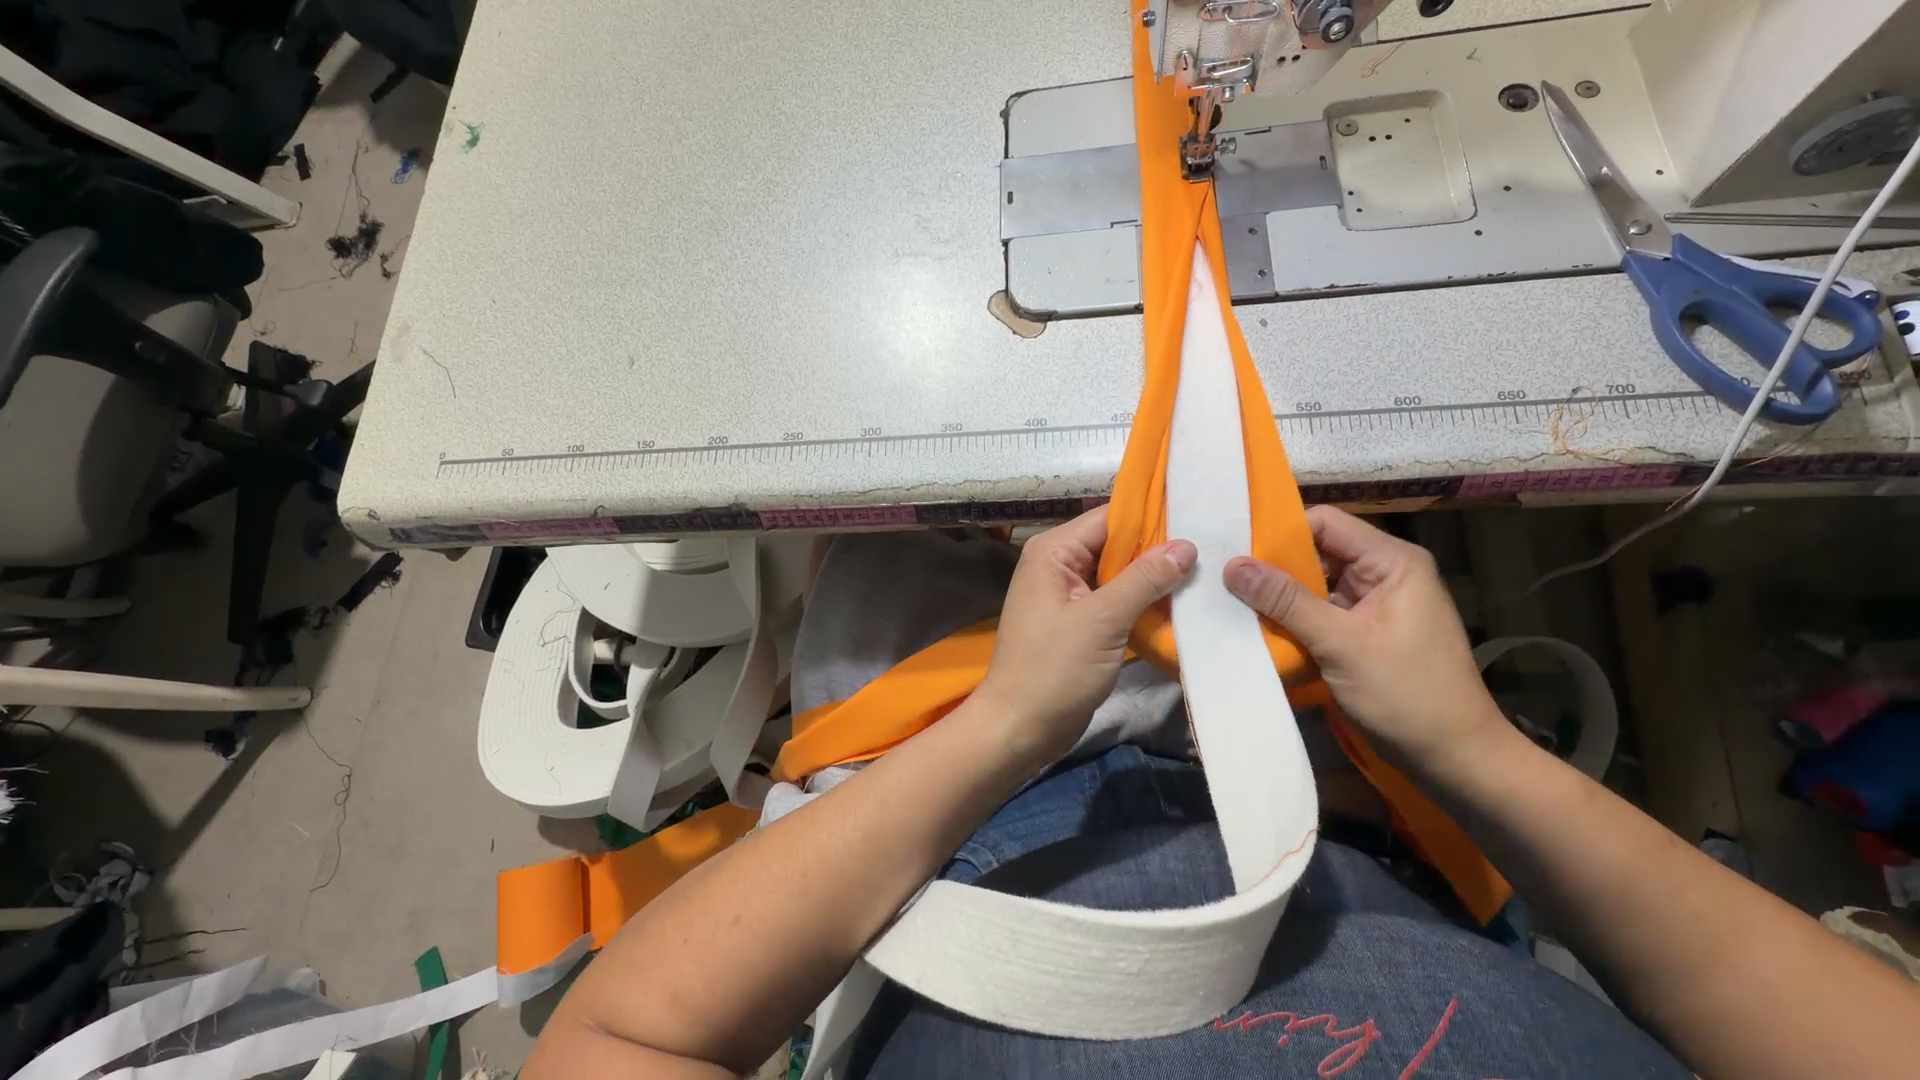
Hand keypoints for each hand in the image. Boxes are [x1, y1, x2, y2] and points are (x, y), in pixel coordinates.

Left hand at [975, 506, 1195, 766]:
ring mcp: (1070, 595)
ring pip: (1121, 574)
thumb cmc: (1055, 669)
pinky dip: (1144, 603)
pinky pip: (1118, 601)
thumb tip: (1186, 545)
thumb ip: (1144, 579)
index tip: (1198, 519)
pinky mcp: (1081, 623)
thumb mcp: (1103, 620)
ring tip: (1207, 574)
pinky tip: (1181, 606)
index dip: (1152, 517)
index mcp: (1054, 552)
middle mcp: (1060, 565)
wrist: (1021, 726)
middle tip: (1212, 550)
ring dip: (1155, 579)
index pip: (1110, 518)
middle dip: (1159, 549)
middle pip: (1118, 544)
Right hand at [1223, 506, 1507, 777]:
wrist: (1455, 759)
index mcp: (1392, 562)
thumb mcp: (1341, 644)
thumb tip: (1233, 565)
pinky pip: (1320, 615)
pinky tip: (1260, 633)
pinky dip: (1293, 623)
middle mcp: (1384, 575)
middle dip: (1273, 569)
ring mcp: (1375, 606)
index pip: (1325, 524)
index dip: (1280, 532)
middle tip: (1223, 580)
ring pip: (1314, 587)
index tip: (1234, 550)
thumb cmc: (1407, 694)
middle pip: (1317, 553)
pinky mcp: (1365, 634)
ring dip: (1279, 600)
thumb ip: (1287, 601)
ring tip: (1231, 605)